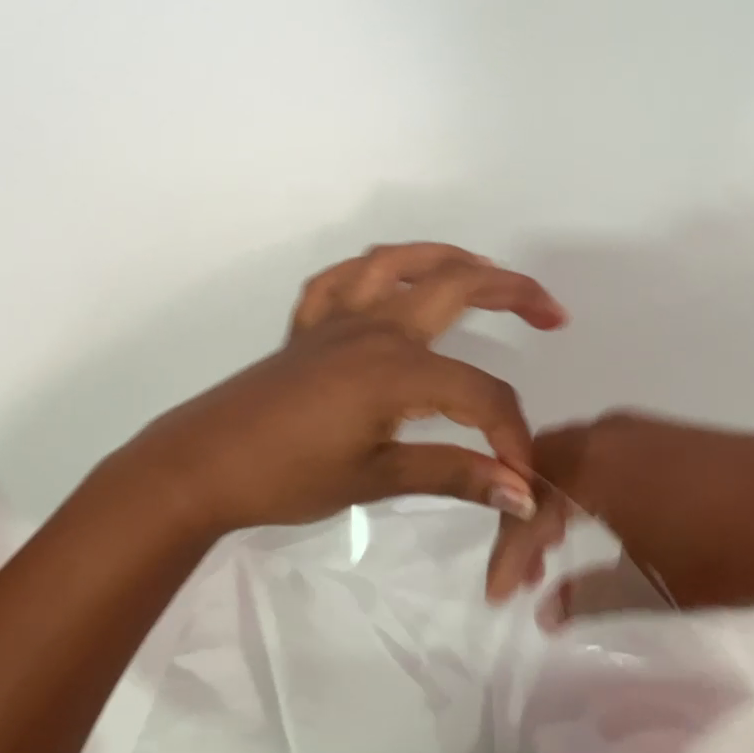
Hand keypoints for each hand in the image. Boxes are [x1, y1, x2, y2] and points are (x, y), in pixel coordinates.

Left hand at [106, 243, 566, 535]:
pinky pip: (340, 280)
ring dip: (448, 259)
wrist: (201, 467)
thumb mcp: (375, 480)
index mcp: (396, 369)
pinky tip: (388, 285)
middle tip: (552, 314)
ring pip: (398, 262)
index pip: (480, 394)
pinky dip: (372, 272)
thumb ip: (452, 474)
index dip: (510, 435)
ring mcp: (334, 320)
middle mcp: (372, 329)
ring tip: (483, 273)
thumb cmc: (286, 479)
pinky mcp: (305, 328)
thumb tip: (522, 494)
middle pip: (455, 286)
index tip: (520, 478)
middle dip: (512, 292)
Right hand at [487, 412, 753, 618]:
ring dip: (555, 499)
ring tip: (559, 547)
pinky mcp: (676, 434)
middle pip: (538, 467)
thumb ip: (589, 598)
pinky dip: (588, 486)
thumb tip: (544, 611)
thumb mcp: (655, 588)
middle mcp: (608, 434)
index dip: (506, 553)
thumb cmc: (740, 556)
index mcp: (592, 466)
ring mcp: (645, 429)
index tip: (498, 597)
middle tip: (525, 568)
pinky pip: (605, 454)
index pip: (524, 506)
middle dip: (522, 517)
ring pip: (572, 457)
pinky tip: (608, 521)